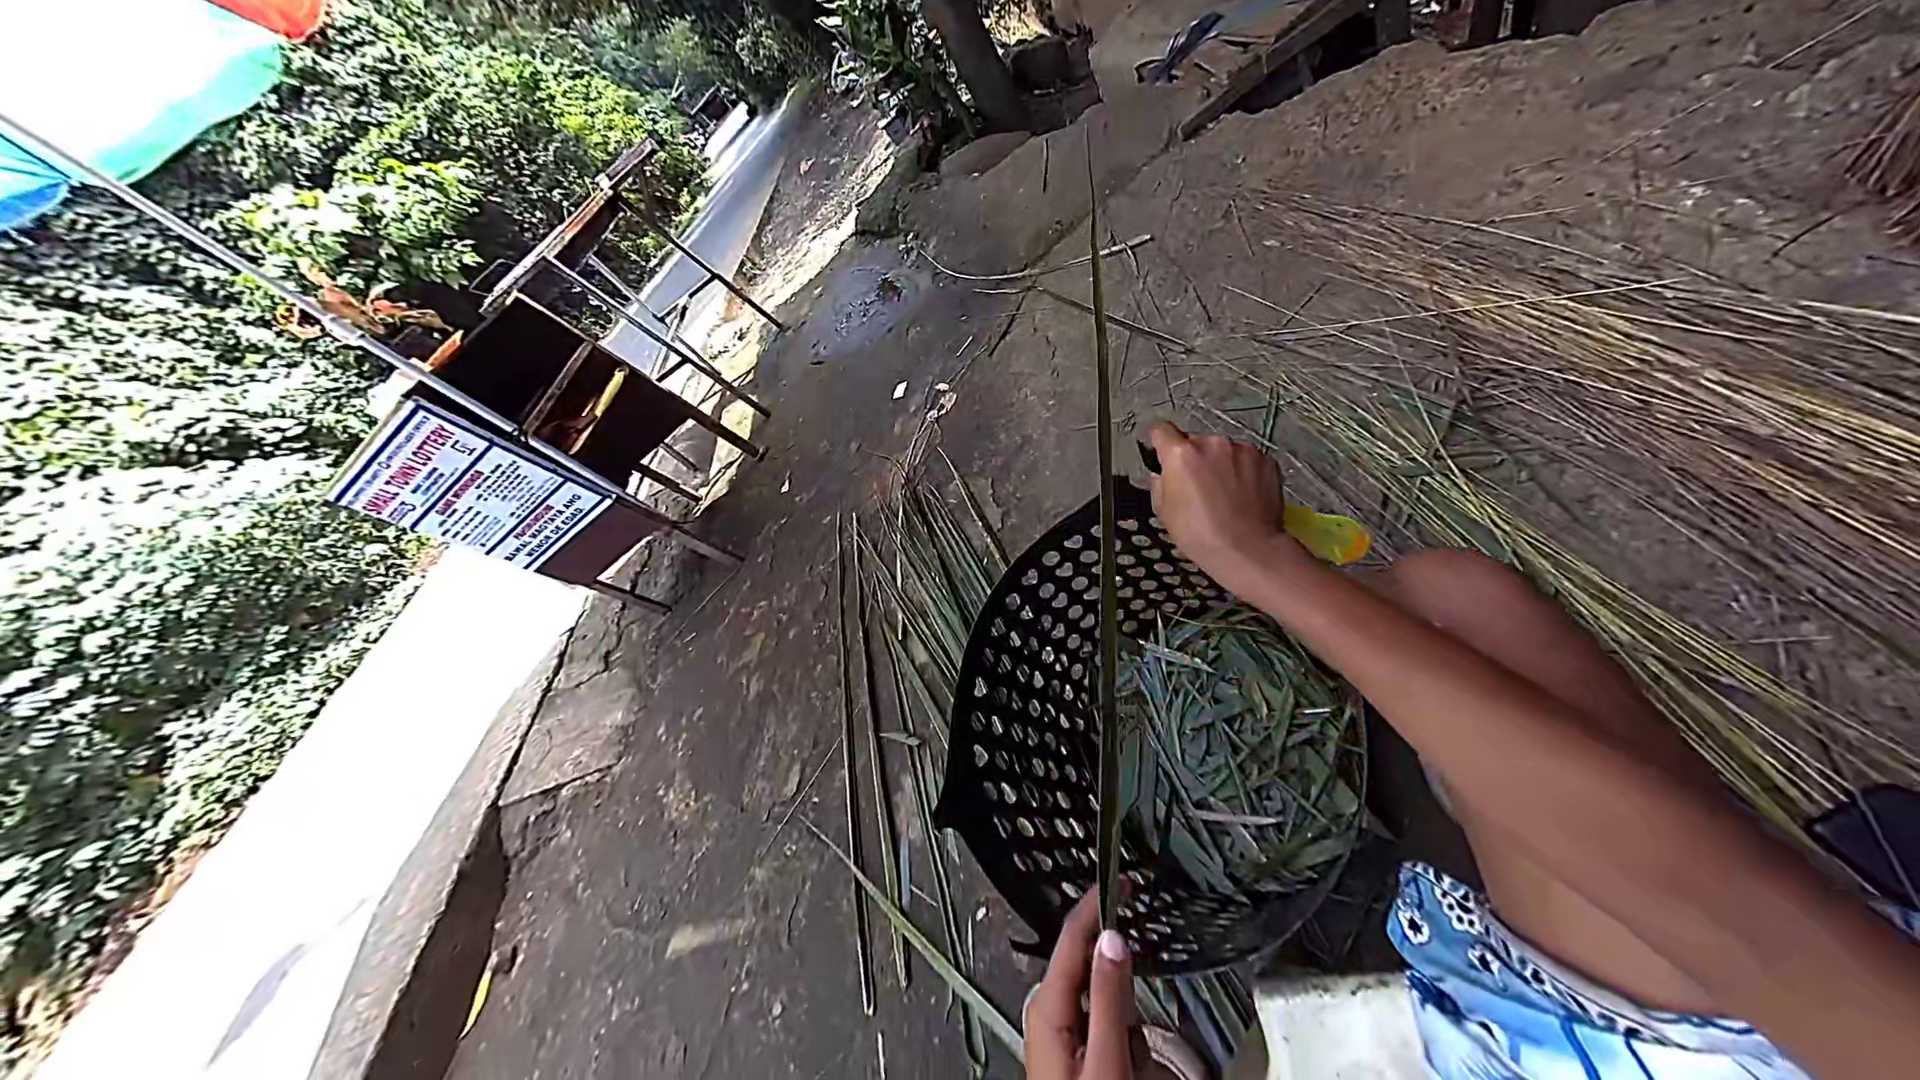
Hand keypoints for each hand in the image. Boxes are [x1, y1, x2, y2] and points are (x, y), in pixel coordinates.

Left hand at [1025, 891, 1134, 1079]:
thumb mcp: (1106, 1061)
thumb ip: (1110, 997)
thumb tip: (1113, 940)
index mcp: (1047, 1004)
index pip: (1072, 933)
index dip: (1097, 902)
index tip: (1121, 882)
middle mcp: (1046, 1009)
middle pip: (1089, 962)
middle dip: (1120, 985)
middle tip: (1134, 1029)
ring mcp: (1057, 1027)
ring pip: (1101, 993)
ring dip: (1124, 1019)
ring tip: (1128, 1063)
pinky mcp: (1070, 1044)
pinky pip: (1102, 1019)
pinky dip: (1120, 1035)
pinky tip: (1124, 1066)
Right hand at [1146, 422, 1304, 585]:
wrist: (1246, 548)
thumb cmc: (1198, 533)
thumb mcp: (1164, 511)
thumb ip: (1160, 483)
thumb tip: (1164, 473)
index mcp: (1181, 454)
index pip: (1162, 430)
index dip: (1160, 441)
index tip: (1163, 453)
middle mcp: (1212, 443)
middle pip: (1195, 442)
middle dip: (1194, 458)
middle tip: (1198, 486)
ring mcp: (1242, 449)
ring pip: (1223, 450)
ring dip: (1220, 464)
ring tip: (1225, 493)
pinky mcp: (1265, 459)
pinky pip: (1246, 459)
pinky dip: (1243, 471)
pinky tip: (1243, 495)